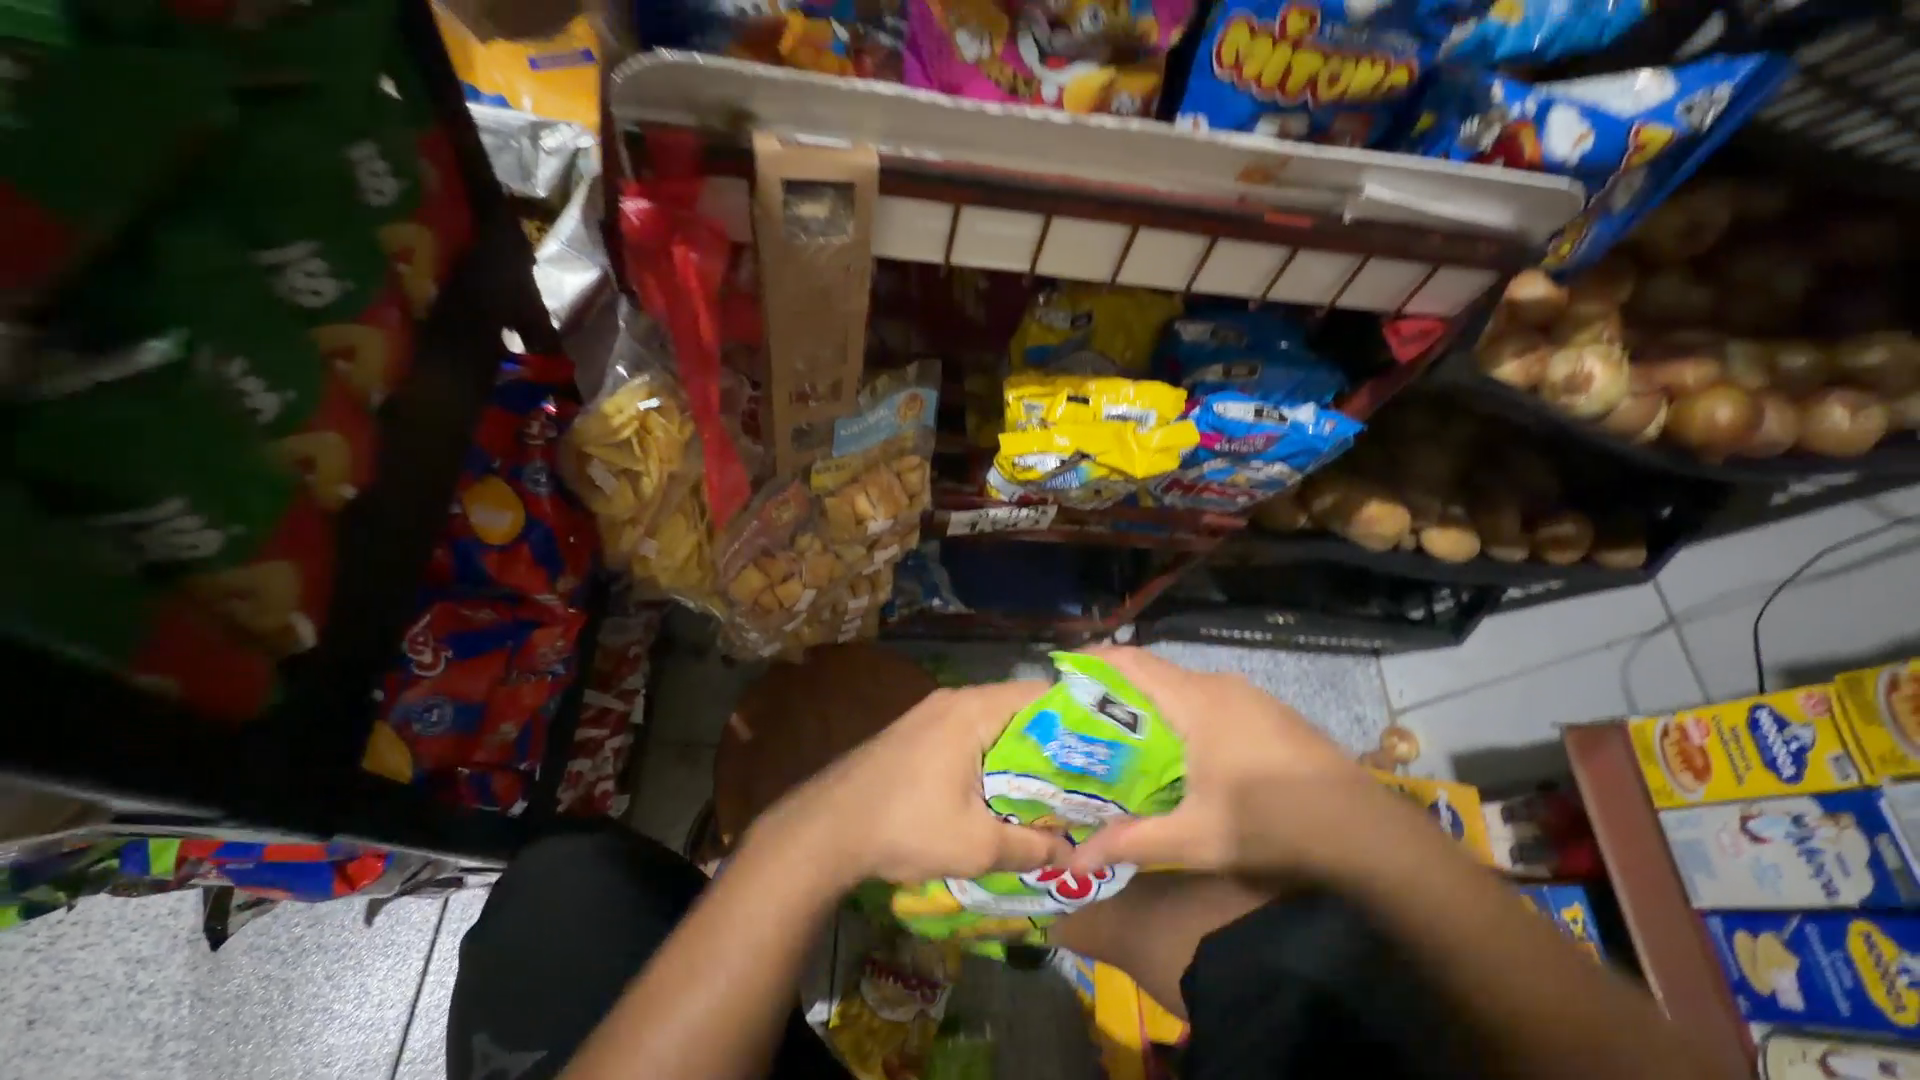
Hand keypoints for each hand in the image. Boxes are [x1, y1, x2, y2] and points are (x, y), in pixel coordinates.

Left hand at [751, 681, 1073, 888]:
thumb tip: (1073, 853)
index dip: (1078, 718)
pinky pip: (968, 735)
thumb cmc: (904, 827)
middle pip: (1019, 709)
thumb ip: (1031, 846)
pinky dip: (991, 757)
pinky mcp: (914, 735)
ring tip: (1052, 788)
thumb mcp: (976, 846)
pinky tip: (1002, 791)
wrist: (822, 830)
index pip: (1042, 693)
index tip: (1104, 749)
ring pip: (992, 724)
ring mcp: (929, 715)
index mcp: (973, 710)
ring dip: (1019, 753)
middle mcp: (953, 701)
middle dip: (1053, 742)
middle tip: (1085, 776)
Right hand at [1065, 647, 1379, 875]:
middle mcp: (1221, 686)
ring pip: (1188, 689)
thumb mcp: (1194, 839)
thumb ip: (1133, 842)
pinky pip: (1215, 701)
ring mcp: (1253, 697)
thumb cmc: (1270, 823)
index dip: (1095, 660)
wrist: (1363, 830)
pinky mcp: (1274, 714)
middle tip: (1088, 723)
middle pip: (1158, 674)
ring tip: (1129, 742)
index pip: (1133, 661)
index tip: (1064, 673)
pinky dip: (1189, 716)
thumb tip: (1076, 861)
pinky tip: (1186, 754)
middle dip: (1120, 692)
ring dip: (1157, 707)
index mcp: (1196, 702)